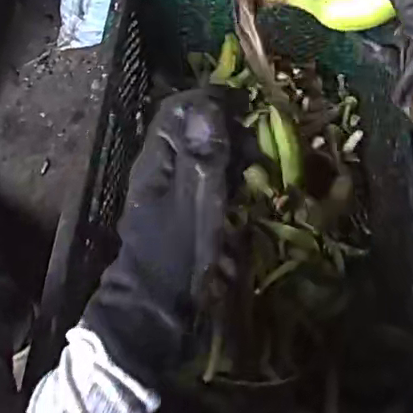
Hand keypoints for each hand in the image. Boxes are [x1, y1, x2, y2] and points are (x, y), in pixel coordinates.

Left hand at [80, 88, 234, 388]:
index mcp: (158, 157)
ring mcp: (172, 188)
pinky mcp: (184, 209)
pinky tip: (245, 190)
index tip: (248, 108)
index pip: (181, 108)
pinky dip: (229, 176)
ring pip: (205, 151)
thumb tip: (209, 102)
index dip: (213, 100)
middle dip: (229, 127)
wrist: (154, 312)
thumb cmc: (176, 252)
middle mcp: (162, 166)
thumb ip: (202, 150)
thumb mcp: (195, 197)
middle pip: (195, 127)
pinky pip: (209, 177)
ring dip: (233, 151)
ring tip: (257, 168)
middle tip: (257, 144)